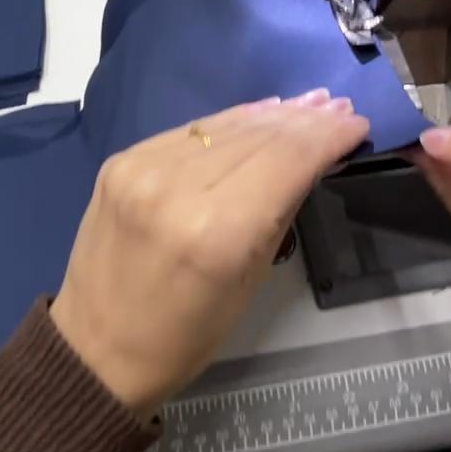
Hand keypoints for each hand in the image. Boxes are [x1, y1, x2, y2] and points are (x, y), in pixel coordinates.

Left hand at [49, 89, 369, 414]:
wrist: (94, 348)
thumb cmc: (185, 335)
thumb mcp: (250, 280)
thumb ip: (281, 209)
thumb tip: (313, 156)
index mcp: (216, 233)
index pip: (286, 162)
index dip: (326, 137)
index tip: (356, 123)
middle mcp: (177, 187)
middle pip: (259, 137)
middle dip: (304, 120)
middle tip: (337, 106)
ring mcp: (143, 168)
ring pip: (225, 125)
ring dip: (271, 113)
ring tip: (307, 103)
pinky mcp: (123, 159)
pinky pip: (191, 131)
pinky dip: (230, 122)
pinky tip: (259, 114)